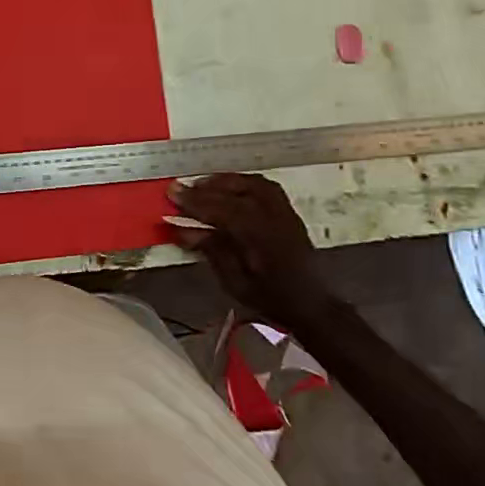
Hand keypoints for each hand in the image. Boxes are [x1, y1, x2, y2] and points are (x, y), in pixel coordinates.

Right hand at [164, 173, 324, 323]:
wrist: (312, 304)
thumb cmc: (271, 298)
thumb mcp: (235, 283)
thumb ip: (211, 252)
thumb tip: (182, 230)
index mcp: (258, 236)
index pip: (219, 209)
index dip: (193, 201)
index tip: (171, 194)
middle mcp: (272, 216)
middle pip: (233, 193)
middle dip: (203, 189)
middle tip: (179, 188)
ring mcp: (283, 211)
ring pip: (250, 183)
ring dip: (224, 181)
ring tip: (202, 184)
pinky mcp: (288, 211)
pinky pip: (265, 186)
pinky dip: (244, 181)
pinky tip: (231, 186)